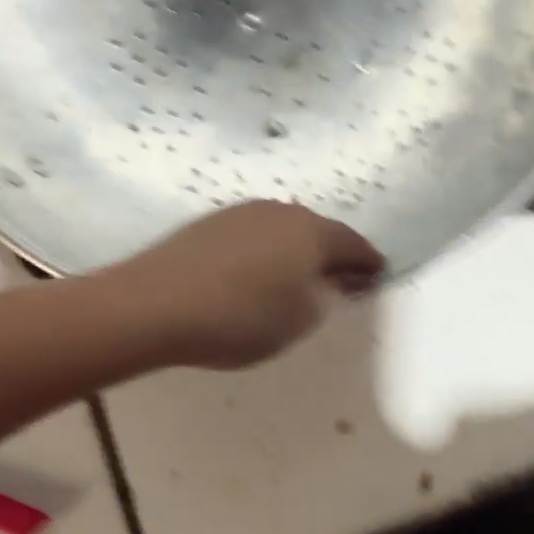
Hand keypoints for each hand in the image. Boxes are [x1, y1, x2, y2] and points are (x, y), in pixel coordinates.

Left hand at [122, 201, 383, 369]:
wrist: (153, 304)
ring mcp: (244, 212)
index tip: (379, 275)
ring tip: (298, 278)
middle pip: (320, 232)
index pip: (355, 245)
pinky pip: (255, 234)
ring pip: (285, 230)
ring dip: (297, 250)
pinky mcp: (211, 222)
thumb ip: (324, 298)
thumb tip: (328, 283)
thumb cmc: (239, 318)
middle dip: (333, 254)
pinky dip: (266, 251)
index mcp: (313, 233)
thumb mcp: (298, 321)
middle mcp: (283, 212)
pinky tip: (256, 272)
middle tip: (342, 279)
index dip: (369, 262)